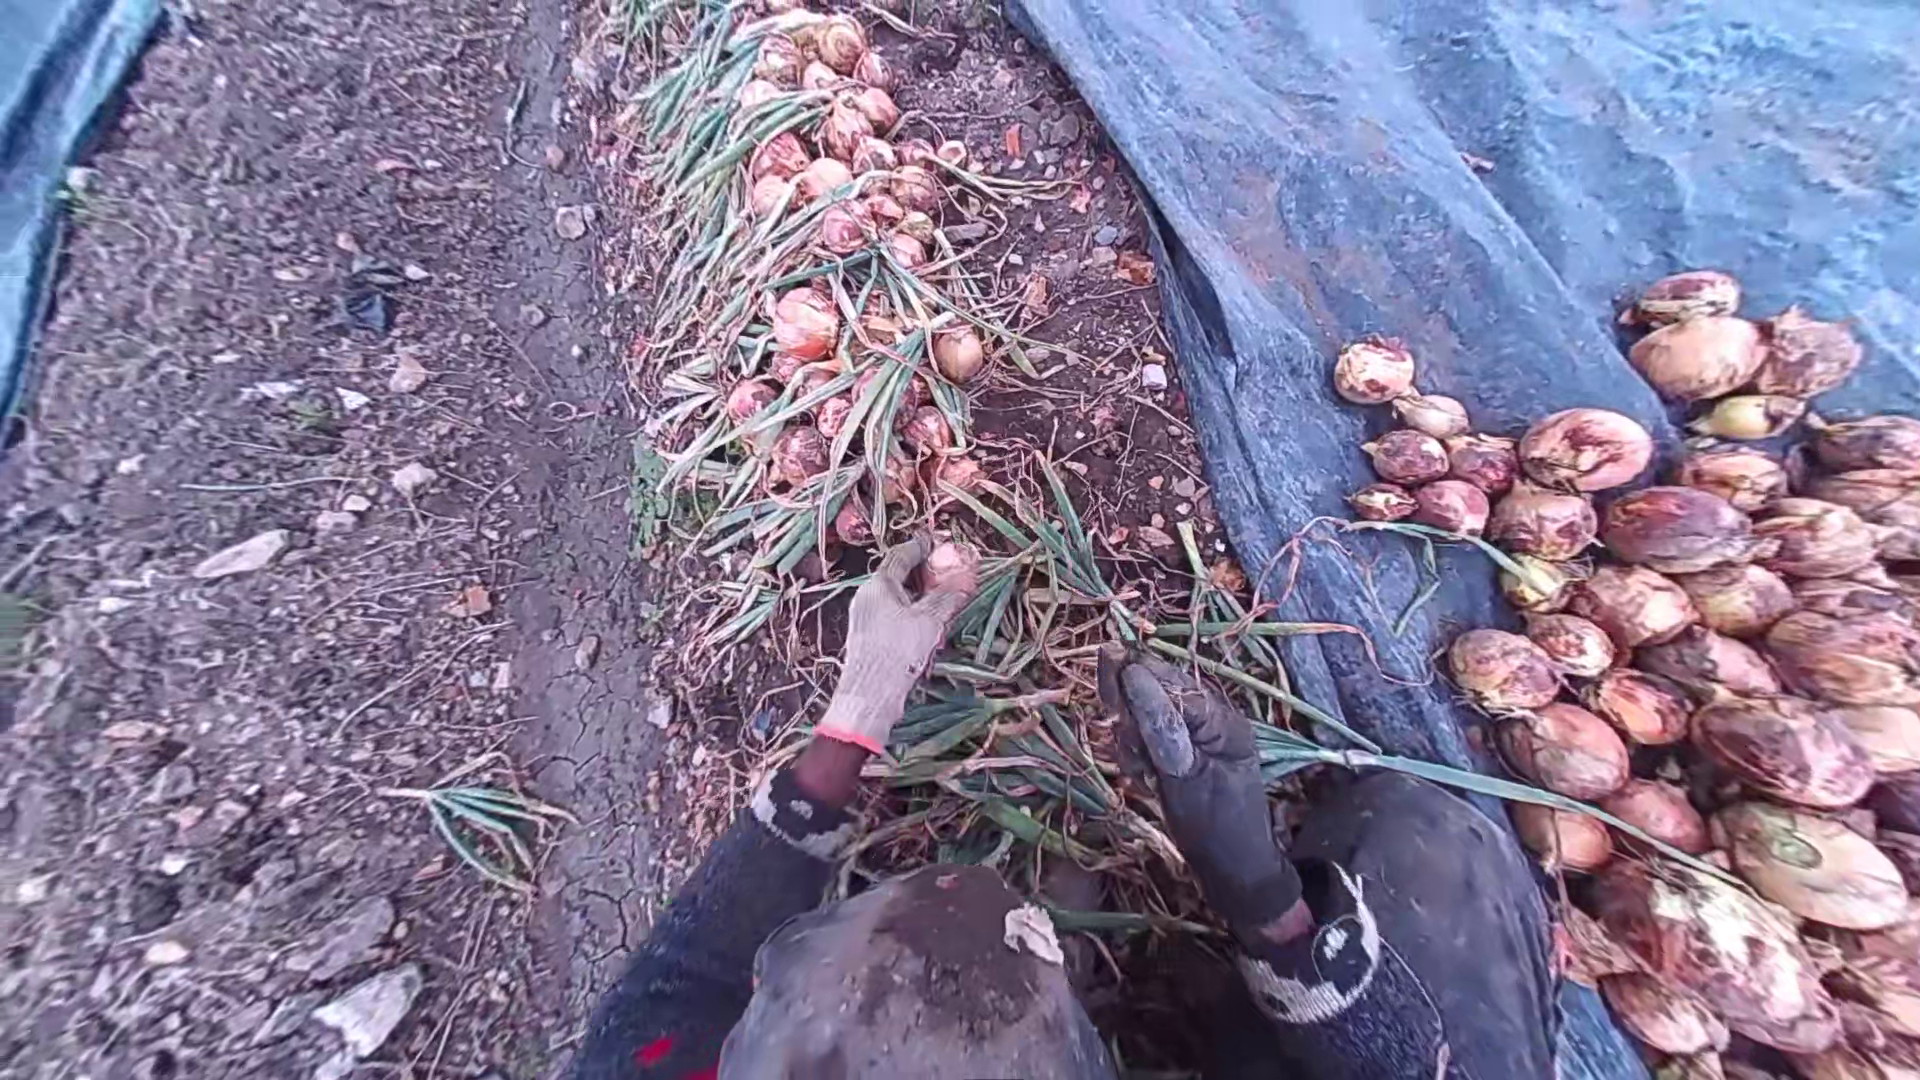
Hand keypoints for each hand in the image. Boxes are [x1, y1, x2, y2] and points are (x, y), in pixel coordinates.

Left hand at [816, 536, 978, 754]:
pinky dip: (912, 611)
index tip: (937, 542)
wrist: (870, 695)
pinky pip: (893, 614)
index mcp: (878, 585)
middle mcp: (867, 596)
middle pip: (898, 575)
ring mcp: (865, 617)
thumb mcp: (929, 620)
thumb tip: (966, 577)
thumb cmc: (897, 652)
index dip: (921, 547)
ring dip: (920, 595)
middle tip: (946, 572)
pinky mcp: (869, 636)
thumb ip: (947, 596)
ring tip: (941, 600)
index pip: (901, 555)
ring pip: (897, 596)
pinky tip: (926, 625)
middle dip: (924, 573)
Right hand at [1097, 644, 1308, 943]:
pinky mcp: (1180, 748)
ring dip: (1130, 736)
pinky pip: (1145, 733)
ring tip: (1141, 771)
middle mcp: (1208, 716)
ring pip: (1142, 711)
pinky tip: (1143, 775)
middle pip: (1153, 686)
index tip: (1109, 707)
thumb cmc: (1215, 829)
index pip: (1166, 678)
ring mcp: (1194, 732)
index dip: (1130, 679)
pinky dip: (1135, 750)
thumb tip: (1133, 673)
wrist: (1234, 876)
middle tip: (1131, 750)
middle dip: (1129, 711)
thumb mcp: (1184, 777)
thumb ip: (1159, 723)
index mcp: (1219, 717)